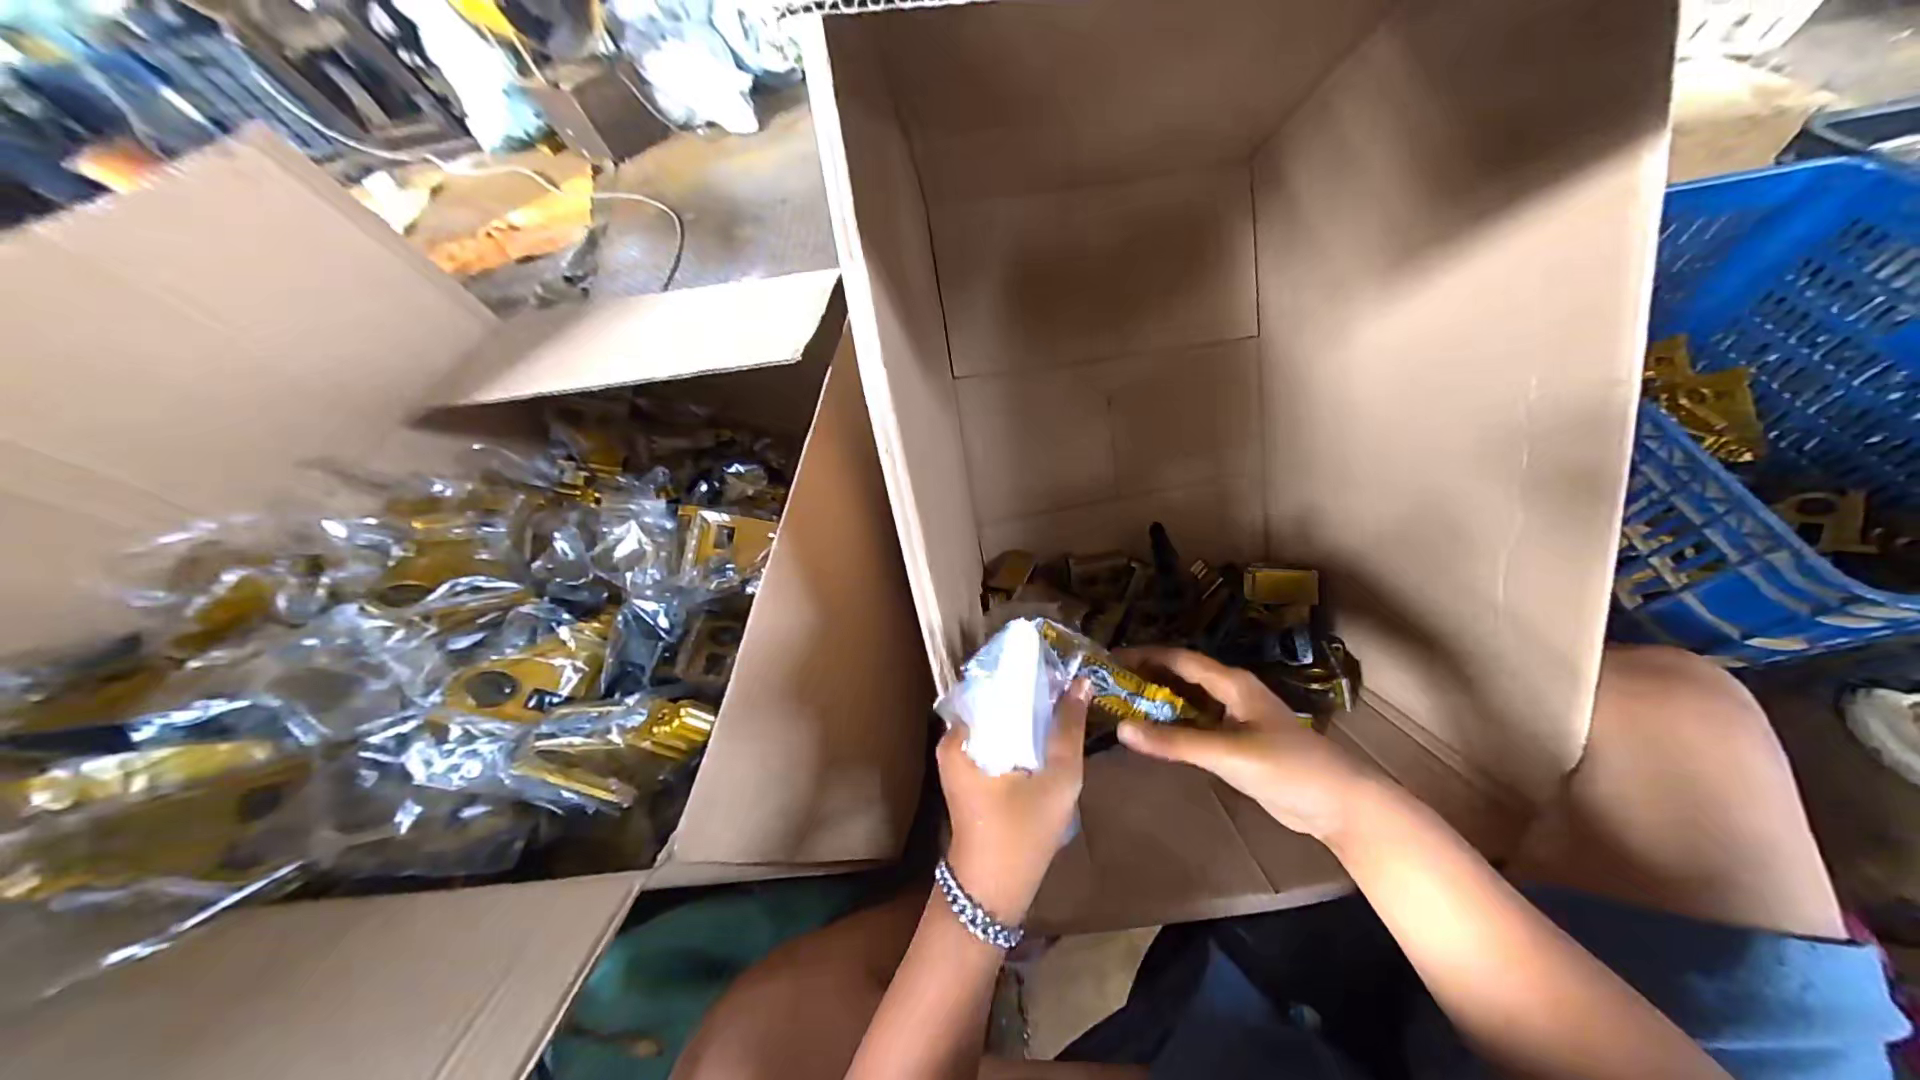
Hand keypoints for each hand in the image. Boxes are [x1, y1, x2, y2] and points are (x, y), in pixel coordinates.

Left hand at [937, 678, 1089, 922]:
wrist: (992, 890)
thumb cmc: (1022, 834)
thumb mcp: (1057, 779)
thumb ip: (1068, 729)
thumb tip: (1081, 682)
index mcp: (962, 735)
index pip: (992, 683)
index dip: (1024, 669)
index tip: (1054, 660)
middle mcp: (952, 739)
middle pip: (992, 699)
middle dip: (1026, 689)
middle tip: (1062, 680)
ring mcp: (956, 757)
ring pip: (993, 718)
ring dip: (1022, 711)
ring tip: (1058, 698)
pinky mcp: (965, 771)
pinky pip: (991, 737)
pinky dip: (1014, 730)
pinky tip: (1042, 729)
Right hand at [1114, 647, 1374, 840]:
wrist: (1339, 804)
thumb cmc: (1288, 768)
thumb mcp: (1228, 753)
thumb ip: (1176, 742)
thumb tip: (1121, 728)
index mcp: (1232, 683)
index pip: (1179, 659)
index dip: (1144, 655)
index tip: (1109, 659)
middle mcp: (1231, 694)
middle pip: (1181, 676)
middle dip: (1146, 676)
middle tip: (1108, 685)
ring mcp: (1235, 718)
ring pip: (1187, 701)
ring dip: (1158, 702)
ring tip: (1120, 706)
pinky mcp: (1237, 743)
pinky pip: (1196, 725)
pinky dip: (1172, 725)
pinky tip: (1152, 735)